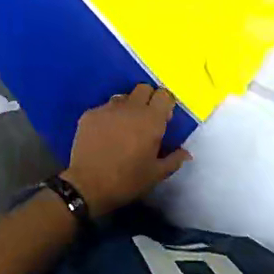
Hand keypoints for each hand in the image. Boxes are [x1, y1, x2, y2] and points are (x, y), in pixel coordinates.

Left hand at [60, 84, 190, 217]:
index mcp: (151, 120)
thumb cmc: (127, 180)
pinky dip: (109, 117)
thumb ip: (174, 159)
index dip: (166, 104)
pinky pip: (104, 108)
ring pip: (123, 97)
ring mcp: (107, 108)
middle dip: (148, 99)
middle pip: (143, 89)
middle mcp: (130, 108)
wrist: (88, 184)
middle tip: (146, 120)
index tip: (164, 118)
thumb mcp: (156, 174)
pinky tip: (105, 134)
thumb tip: (186, 152)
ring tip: (124, 127)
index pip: (164, 95)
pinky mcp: (89, 114)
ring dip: (128, 107)